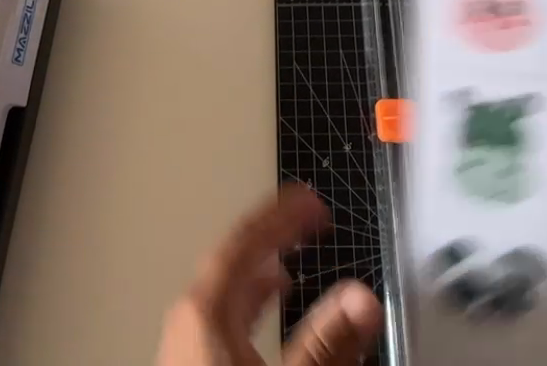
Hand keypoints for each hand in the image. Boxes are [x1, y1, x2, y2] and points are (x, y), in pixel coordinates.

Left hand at [155, 184, 383, 365]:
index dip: (280, 215)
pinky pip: (219, 319)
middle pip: (231, 261)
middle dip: (272, 237)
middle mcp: (187, 321)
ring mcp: (183, 346)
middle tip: (308, 221)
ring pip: (224, 293)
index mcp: (204, 310)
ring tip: (289, 263)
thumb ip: (327, 343)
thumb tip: (363, 295)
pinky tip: (266, 315)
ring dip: (259, 273)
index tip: (312, 201)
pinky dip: (248, 305)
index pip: (243, 242)